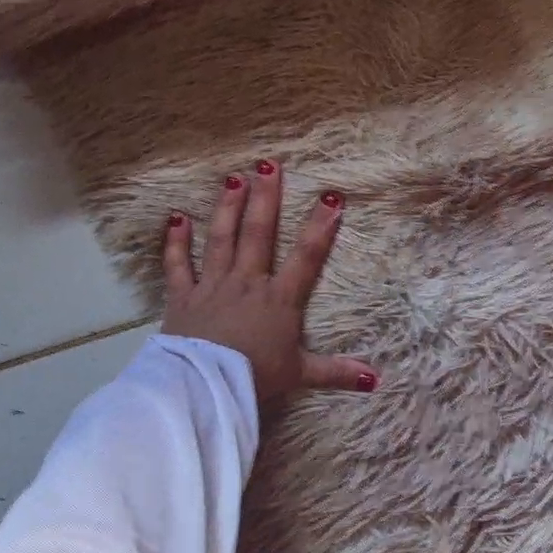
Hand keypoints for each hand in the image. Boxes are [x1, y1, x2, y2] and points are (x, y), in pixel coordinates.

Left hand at [161, 161, 378, 401]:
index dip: (321, 226)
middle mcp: (248, 283)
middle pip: (259, 234)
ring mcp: (213, 287)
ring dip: (228, 207)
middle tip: (269, 165)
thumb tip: (376, 380)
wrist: (204, 387)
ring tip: (233, 179)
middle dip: (267, 198)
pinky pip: (178, 265)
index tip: (331, 197)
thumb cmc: (256, 377)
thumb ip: (337, 372)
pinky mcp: (183, 298)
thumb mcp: (301, 374)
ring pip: (222, 239)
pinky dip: (176, 242)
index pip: (307, 256)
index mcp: (280, 299)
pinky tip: (177, 218)